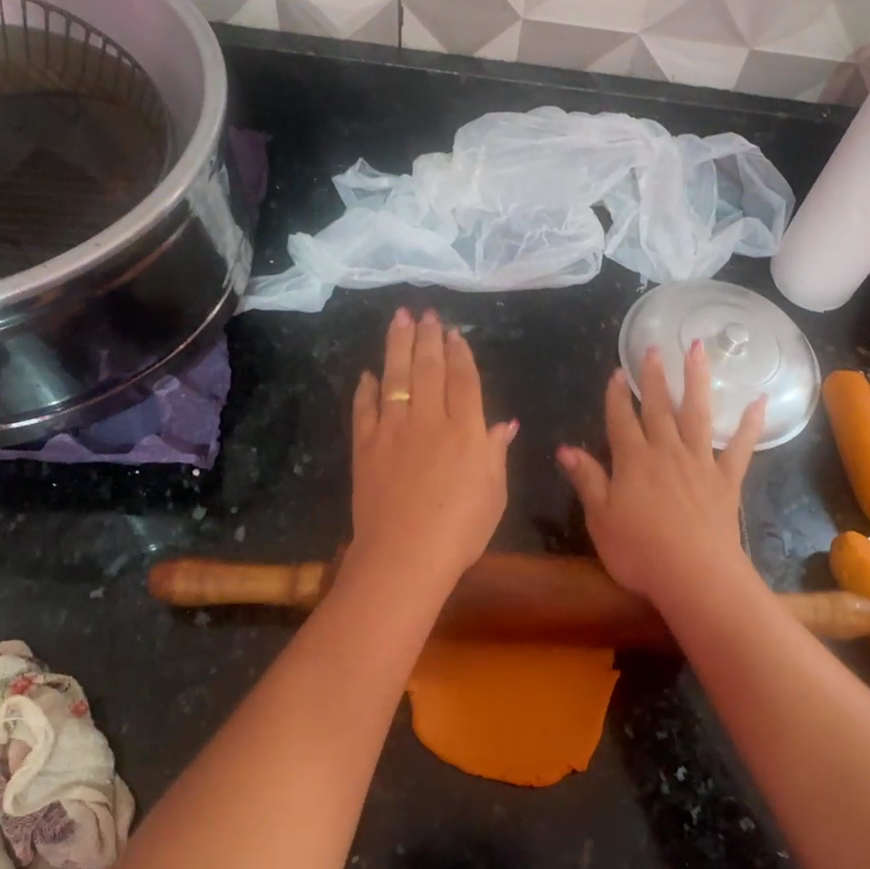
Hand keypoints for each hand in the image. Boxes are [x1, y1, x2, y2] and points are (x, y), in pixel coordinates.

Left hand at [349, 308, 516, 585]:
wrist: (404, 555)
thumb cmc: (460, 531)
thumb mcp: (494, 495)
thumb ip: (496, 453)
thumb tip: (505, 423)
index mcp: (467, 431)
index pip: (464, 380)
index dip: (460, 354)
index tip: (455, 332)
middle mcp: (430, 420)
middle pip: (428, 369)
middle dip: (428, 337)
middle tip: (426, 313)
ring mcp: (394, 430)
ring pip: (395, 378)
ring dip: (397, 345)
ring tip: (399, 319)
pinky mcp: (365, 446)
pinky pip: (365, 409)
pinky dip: (367, 388)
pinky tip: (369, 374)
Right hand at [557, 342, 764, 605]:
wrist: (694, 573)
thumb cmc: (638, 551)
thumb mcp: (600, 518)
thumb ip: (586, 479)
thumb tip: (565, 448)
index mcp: (632, 461)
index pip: (620, 421)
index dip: (615, 396)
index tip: (615, 372)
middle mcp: (666, 452)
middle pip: (658, 408)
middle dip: (653, 377)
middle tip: (654, 348)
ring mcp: (700, 463)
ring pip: (696, 413)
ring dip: (696, 380)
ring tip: (697, 349)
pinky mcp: (726, 480)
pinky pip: (740, 446)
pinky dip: (749, 423)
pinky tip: (758, 400)